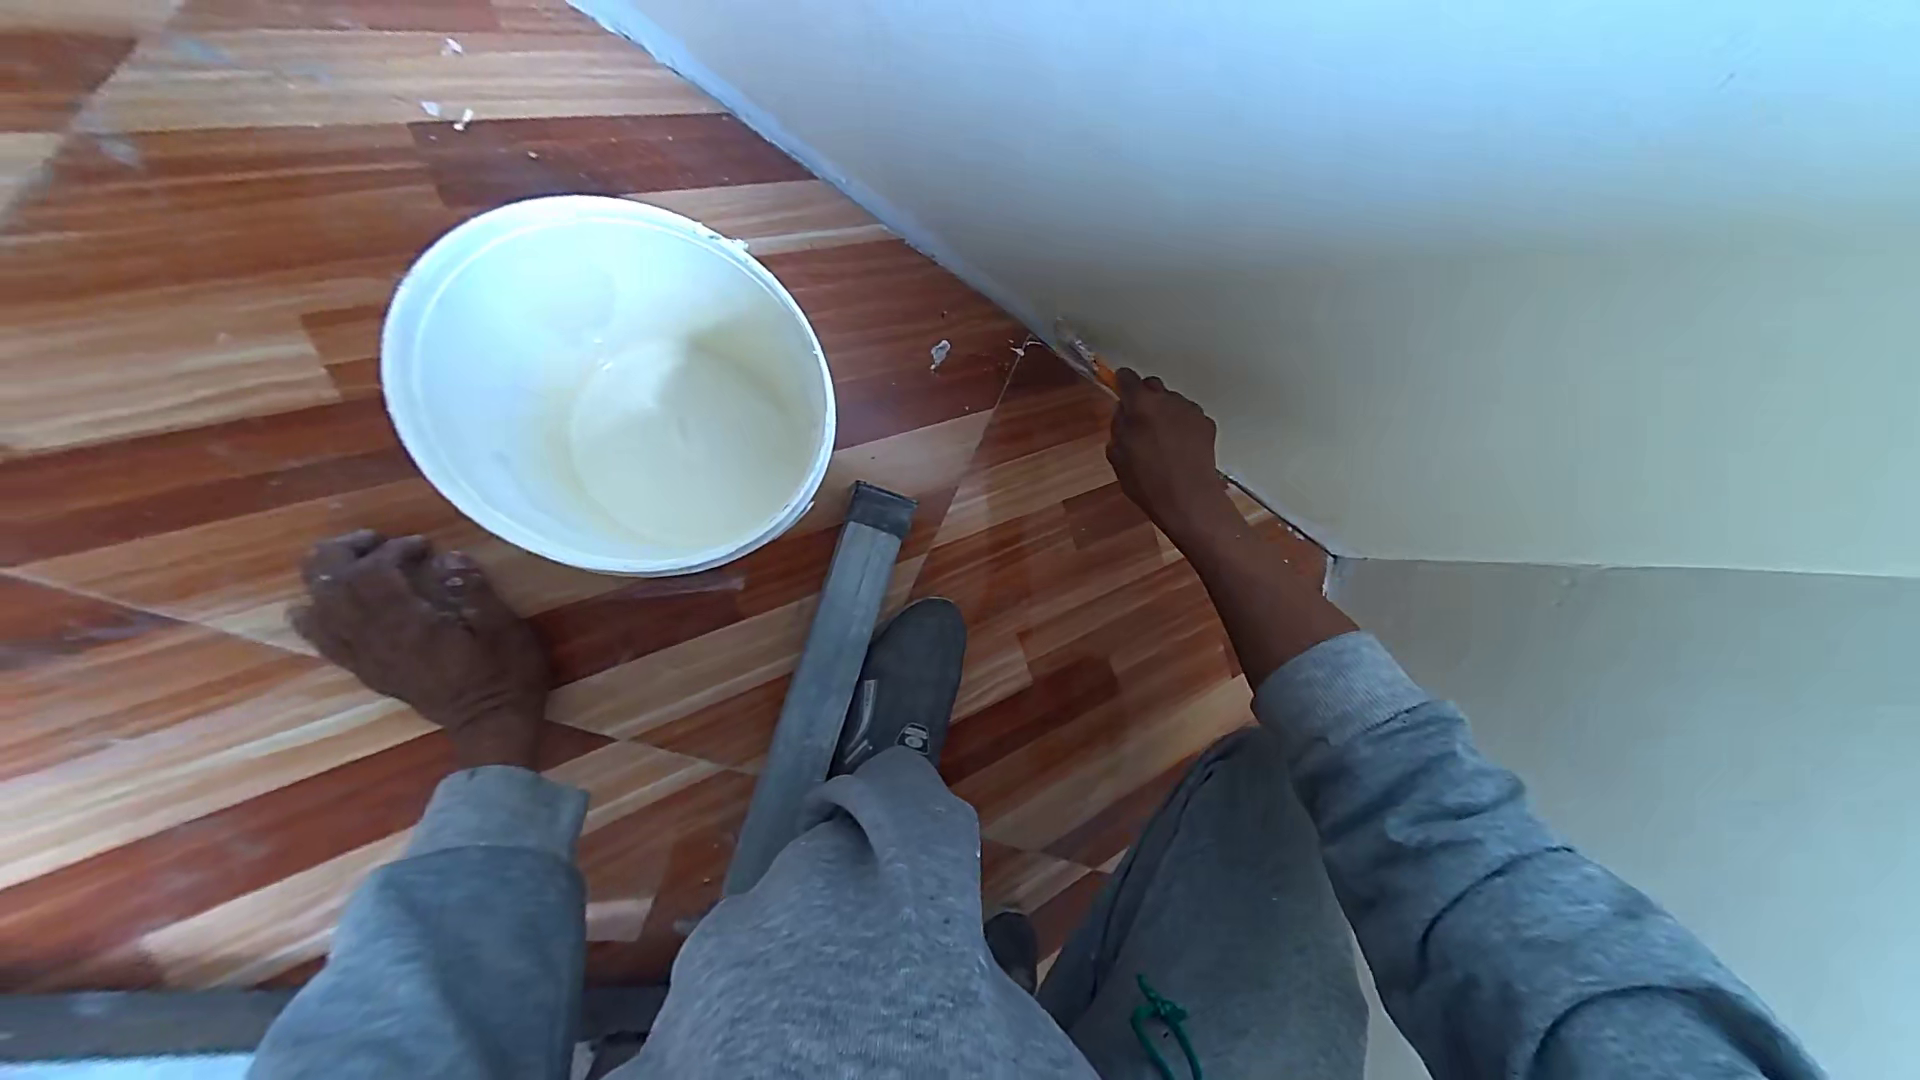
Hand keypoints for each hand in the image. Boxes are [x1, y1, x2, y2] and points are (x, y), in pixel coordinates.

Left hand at [290, 530, 549, 769]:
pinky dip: (314, 615)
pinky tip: (317, 606)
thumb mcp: (505, 628)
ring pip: (319, 610)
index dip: (391, 549)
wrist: (491, 723)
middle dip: (344, 554)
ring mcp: (366, 658)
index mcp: (409, 626)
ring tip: (351, 562)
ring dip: (325, 578)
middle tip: (375, 539)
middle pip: (331, 587)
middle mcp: (375, 640)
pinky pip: (323, 640)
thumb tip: (450, 558)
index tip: (424, 545)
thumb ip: (475, 591)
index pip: (373, 574)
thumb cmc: (506, 674)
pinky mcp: (368, 670)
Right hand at [1106, 368, 1241, 545]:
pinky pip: (1187, 416)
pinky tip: (1178, 448)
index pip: (1127, 378)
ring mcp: (1190, 410)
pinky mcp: (1206, 423)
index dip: (1121, 383)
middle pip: (1152, 385)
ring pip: (1171, 401)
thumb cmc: (1146, 481)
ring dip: (1163, 412)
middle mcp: (1168, 400)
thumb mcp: (1117, 456)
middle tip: (1138, 421)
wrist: (1188, 499)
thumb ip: (1119, 426)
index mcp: (1141, 405)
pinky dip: (1181, 425)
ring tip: (1160, 441)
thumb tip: (1124, 412)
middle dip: (1143, 397)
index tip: (1118, 390)